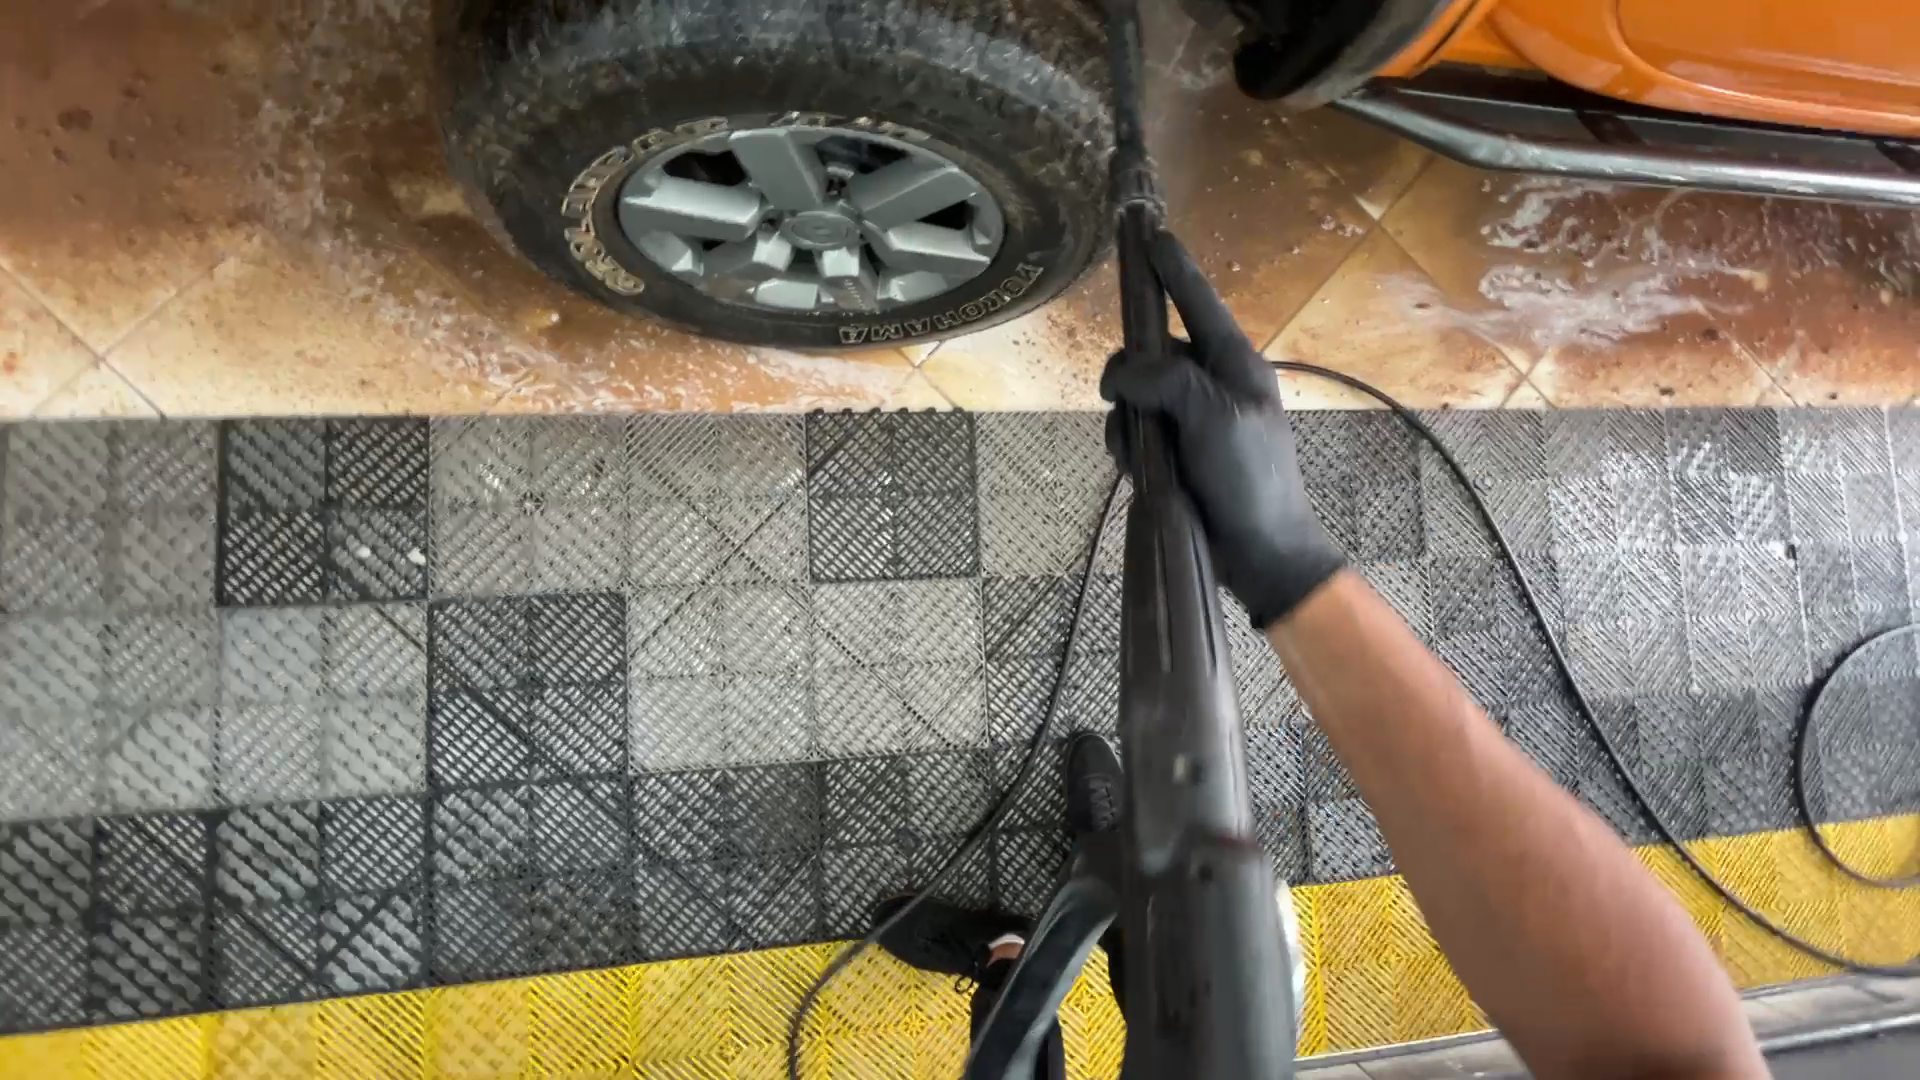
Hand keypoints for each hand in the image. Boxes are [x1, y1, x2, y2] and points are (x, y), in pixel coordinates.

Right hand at [1101, 229, 1343, 627]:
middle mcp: (1209, 384)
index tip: (1152, 235)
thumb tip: (1120, 375)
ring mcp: (1190, 420)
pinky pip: (1135, 433)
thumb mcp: (1213, 418)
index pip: (1199, 303)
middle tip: (1120, 402)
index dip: (1174, 270)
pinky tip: (1142, 473)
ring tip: (1143, 459)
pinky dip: (1130, 450)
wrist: (1258, 550)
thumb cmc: (1249, 478)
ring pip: (1135, 399)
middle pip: (1151, 355)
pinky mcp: (1175, 452)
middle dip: (1129, 381)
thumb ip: (1165, 381)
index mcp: (1233, 365)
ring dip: (1128, 426)